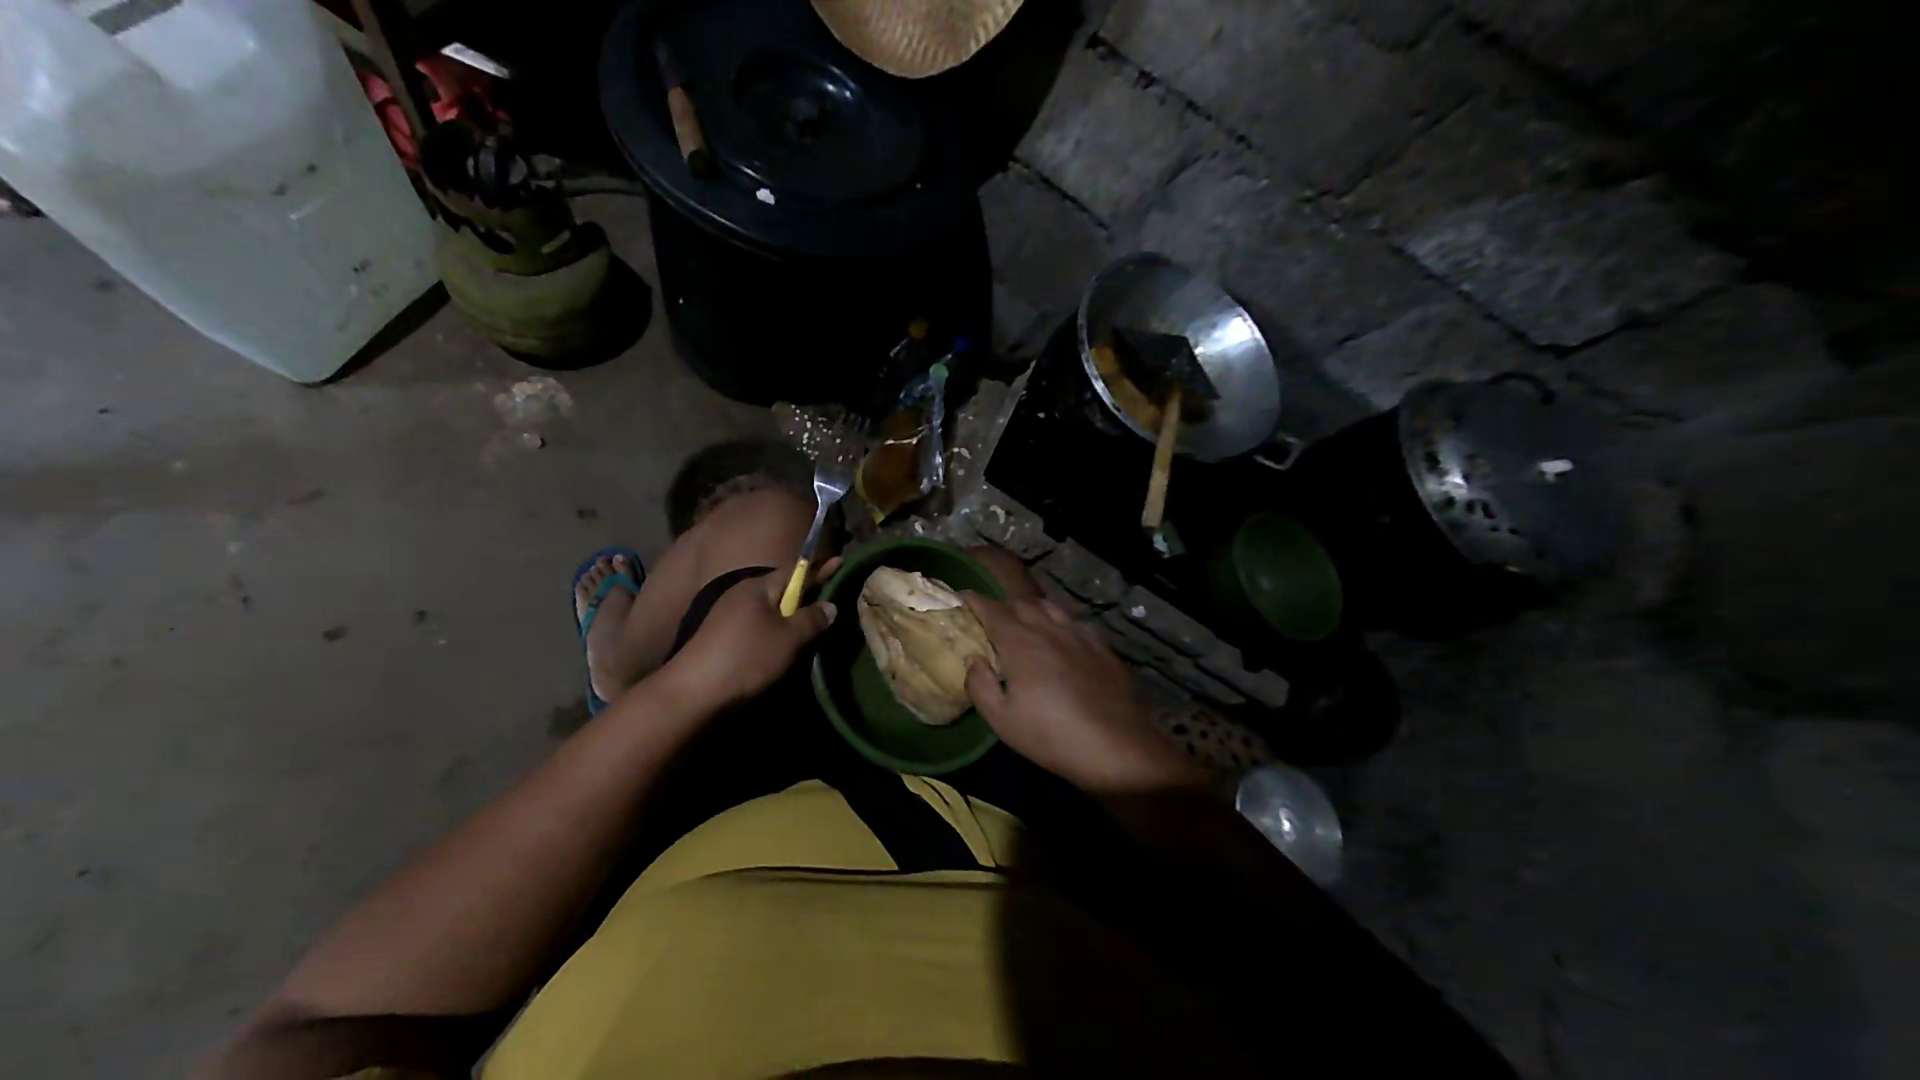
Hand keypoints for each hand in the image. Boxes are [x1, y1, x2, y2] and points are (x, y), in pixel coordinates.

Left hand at [658, 559, 840, 712]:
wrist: (694, 692)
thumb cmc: (747, 657)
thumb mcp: (789, 638)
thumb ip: (812, 619)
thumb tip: (830, 605)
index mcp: (758, 586)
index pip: (797, 571)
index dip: (820, 569)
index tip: (840, 560)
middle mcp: (742, 594)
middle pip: (782, 589)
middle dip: (806, 593)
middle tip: (831, 596)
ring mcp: (729, 615)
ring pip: (770, 609)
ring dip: (790, 615)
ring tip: (813, 623)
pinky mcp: (722, 637)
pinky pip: (758, 625)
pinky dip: (775, 630)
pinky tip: (785, 642)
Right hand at [963, 594, 1205, 794]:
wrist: (1116, 746)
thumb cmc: (1051, 736)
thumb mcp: (1002, 720)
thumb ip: (980, 685)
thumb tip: (973, 659)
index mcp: (1020, 642)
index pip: (991, 609)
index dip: (974, 600)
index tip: (962, 599)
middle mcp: (1048, 629)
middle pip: (1020, 603)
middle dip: (1001, 605)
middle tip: (990, 619)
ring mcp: (1079, 635)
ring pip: (1049, 607)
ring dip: (1030, 609)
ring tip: (1023, 622)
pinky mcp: (1101, 647)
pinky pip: (1073, 622)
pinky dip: (1058, 622)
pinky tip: (1060, 638)